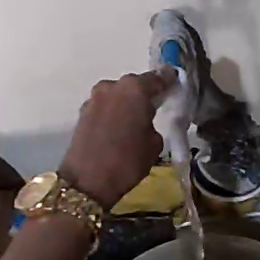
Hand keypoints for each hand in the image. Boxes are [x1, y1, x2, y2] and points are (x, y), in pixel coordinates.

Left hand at [59, 71, 168, 207]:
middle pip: (134, 85)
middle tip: (155, 107)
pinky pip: (105, 106)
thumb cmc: (128, 161)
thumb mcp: (154, 143)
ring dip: (126, 103)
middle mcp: (113, 86)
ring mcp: (95, 97)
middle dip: (145, 94)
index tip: (175, 85)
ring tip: (134, 121)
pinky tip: (118, 128)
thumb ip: (153, 122)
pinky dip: (113, 112)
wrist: (87, 181)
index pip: (158, 77)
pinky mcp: (83, 111)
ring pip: (118, 95)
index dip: (169, 81)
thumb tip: (146, 120)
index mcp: (135, 89)